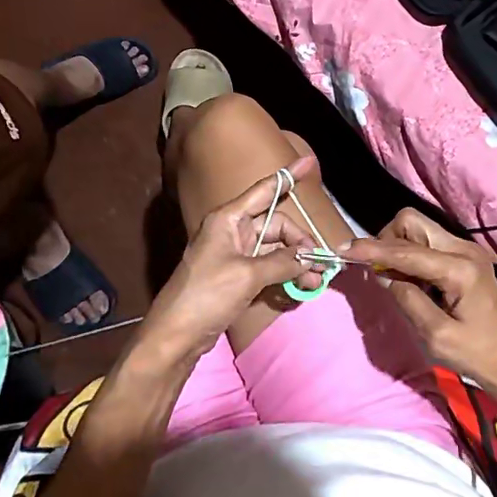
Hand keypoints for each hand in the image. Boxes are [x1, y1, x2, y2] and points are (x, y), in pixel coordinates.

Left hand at [138, 156, 323, 364]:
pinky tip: (300, 288)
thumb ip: (282, 262)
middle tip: (319, 265)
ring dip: (296, 263)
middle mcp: (233, 231)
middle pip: (277, 226)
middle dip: (300, 243)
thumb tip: (309, 258)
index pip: (265, 190)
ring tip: (315, 282)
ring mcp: (235, 255)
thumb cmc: (207, 295)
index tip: (310, 163)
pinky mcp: (237, 276)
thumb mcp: (248, 276)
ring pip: (275, 249)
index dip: (288, 177)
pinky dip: (285, 275)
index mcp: (229, 219)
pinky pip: (268, 267)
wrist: (177, 334)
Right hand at [341, 208, 496, 396]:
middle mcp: (464, 249)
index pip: (405, 250)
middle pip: (412, 222)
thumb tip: (385, 275)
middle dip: (387, 240)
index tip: (344, 249)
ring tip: (396, 279)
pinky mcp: (465, 256)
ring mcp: (466, 249)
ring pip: (418, 228)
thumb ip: (407, 299)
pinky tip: (411, 280)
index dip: (372, 249)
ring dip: (398, 247)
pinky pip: (427, 242)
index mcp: (459, 269)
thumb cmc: (475, 354)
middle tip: (380, 271)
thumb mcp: (435, 335)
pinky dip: (410, 254)